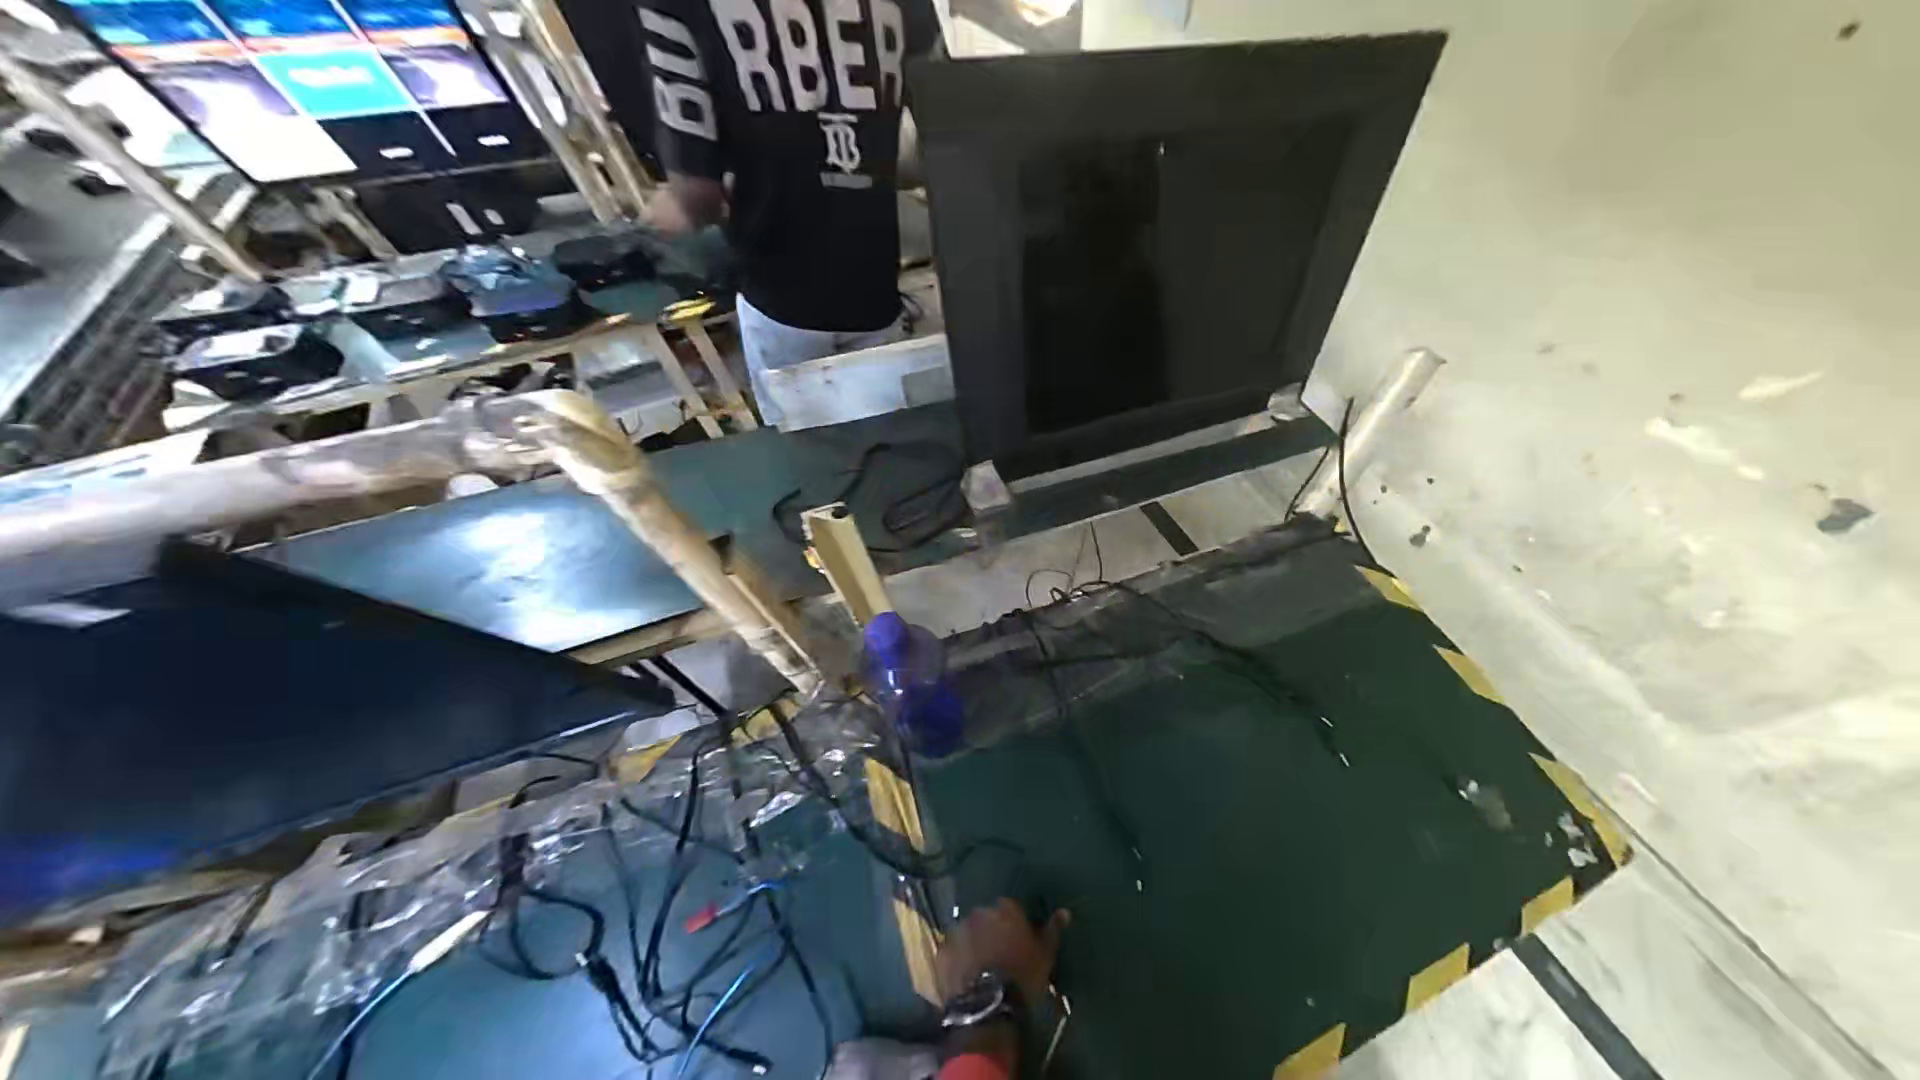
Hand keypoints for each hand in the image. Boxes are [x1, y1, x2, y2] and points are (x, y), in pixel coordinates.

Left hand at [935, 898, 1069, 1007]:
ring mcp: (958, 929)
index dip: (1013, 925)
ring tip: (980, 967)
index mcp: (1005, 908)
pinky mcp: (942, 950)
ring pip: (967, 932)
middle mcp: (979, 911)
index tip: (1017, 942)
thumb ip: (1053, 930)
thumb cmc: (1023, 977)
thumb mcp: (1045, 954)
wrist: (989, 1005)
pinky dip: (957, 959)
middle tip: (998, 955)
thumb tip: (1065, 911)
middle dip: (990, 930)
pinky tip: (964, 976)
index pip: (1010, 908)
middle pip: (986, 917)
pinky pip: (951, 951)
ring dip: (972, 943)